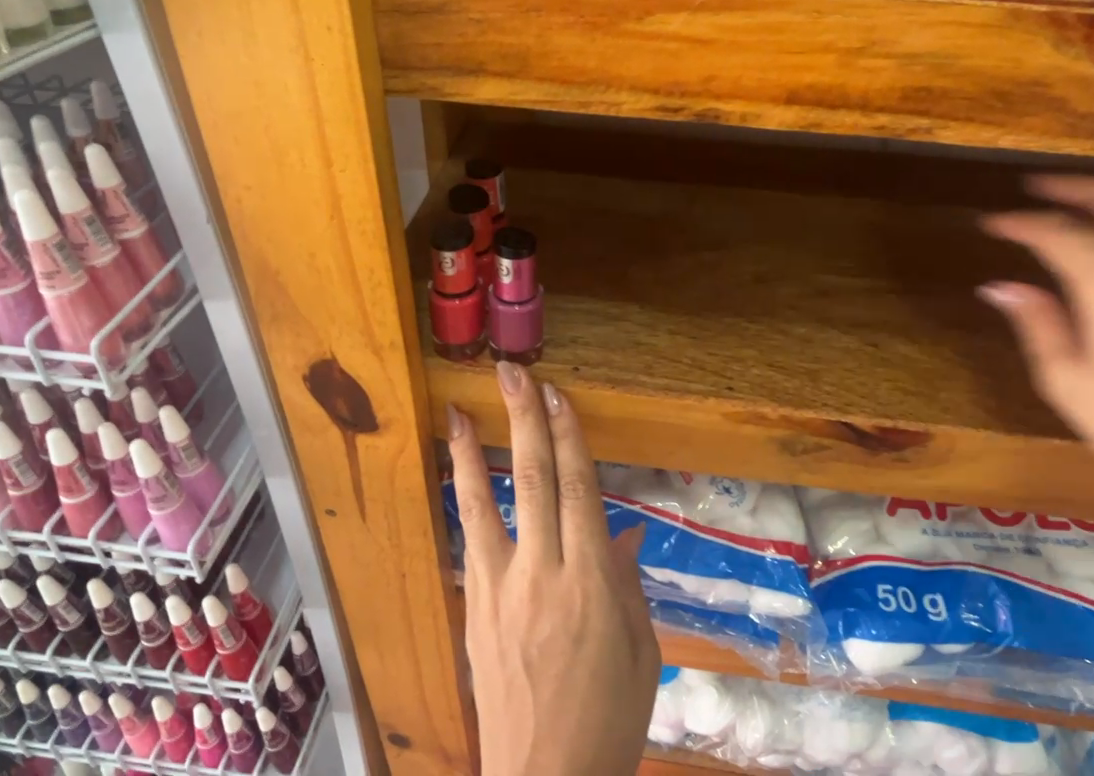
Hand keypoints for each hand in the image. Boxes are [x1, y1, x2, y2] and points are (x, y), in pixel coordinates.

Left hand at [448, 361, 659, 775]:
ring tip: (459, 409)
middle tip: (514, 375)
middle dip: (524, 422)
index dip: (569, 437)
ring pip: (483, 503)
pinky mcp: (474, 608)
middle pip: (532, 481)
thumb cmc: (609, 718)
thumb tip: (621, 534)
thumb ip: (626, 585)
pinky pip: (468, 542)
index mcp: (592, 582)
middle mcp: (542, 573)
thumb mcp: (640, 652)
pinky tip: (453, 475)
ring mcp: (499, 589)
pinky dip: (460, 500)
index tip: (558, 397)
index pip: (578, 489)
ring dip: (470, 451)